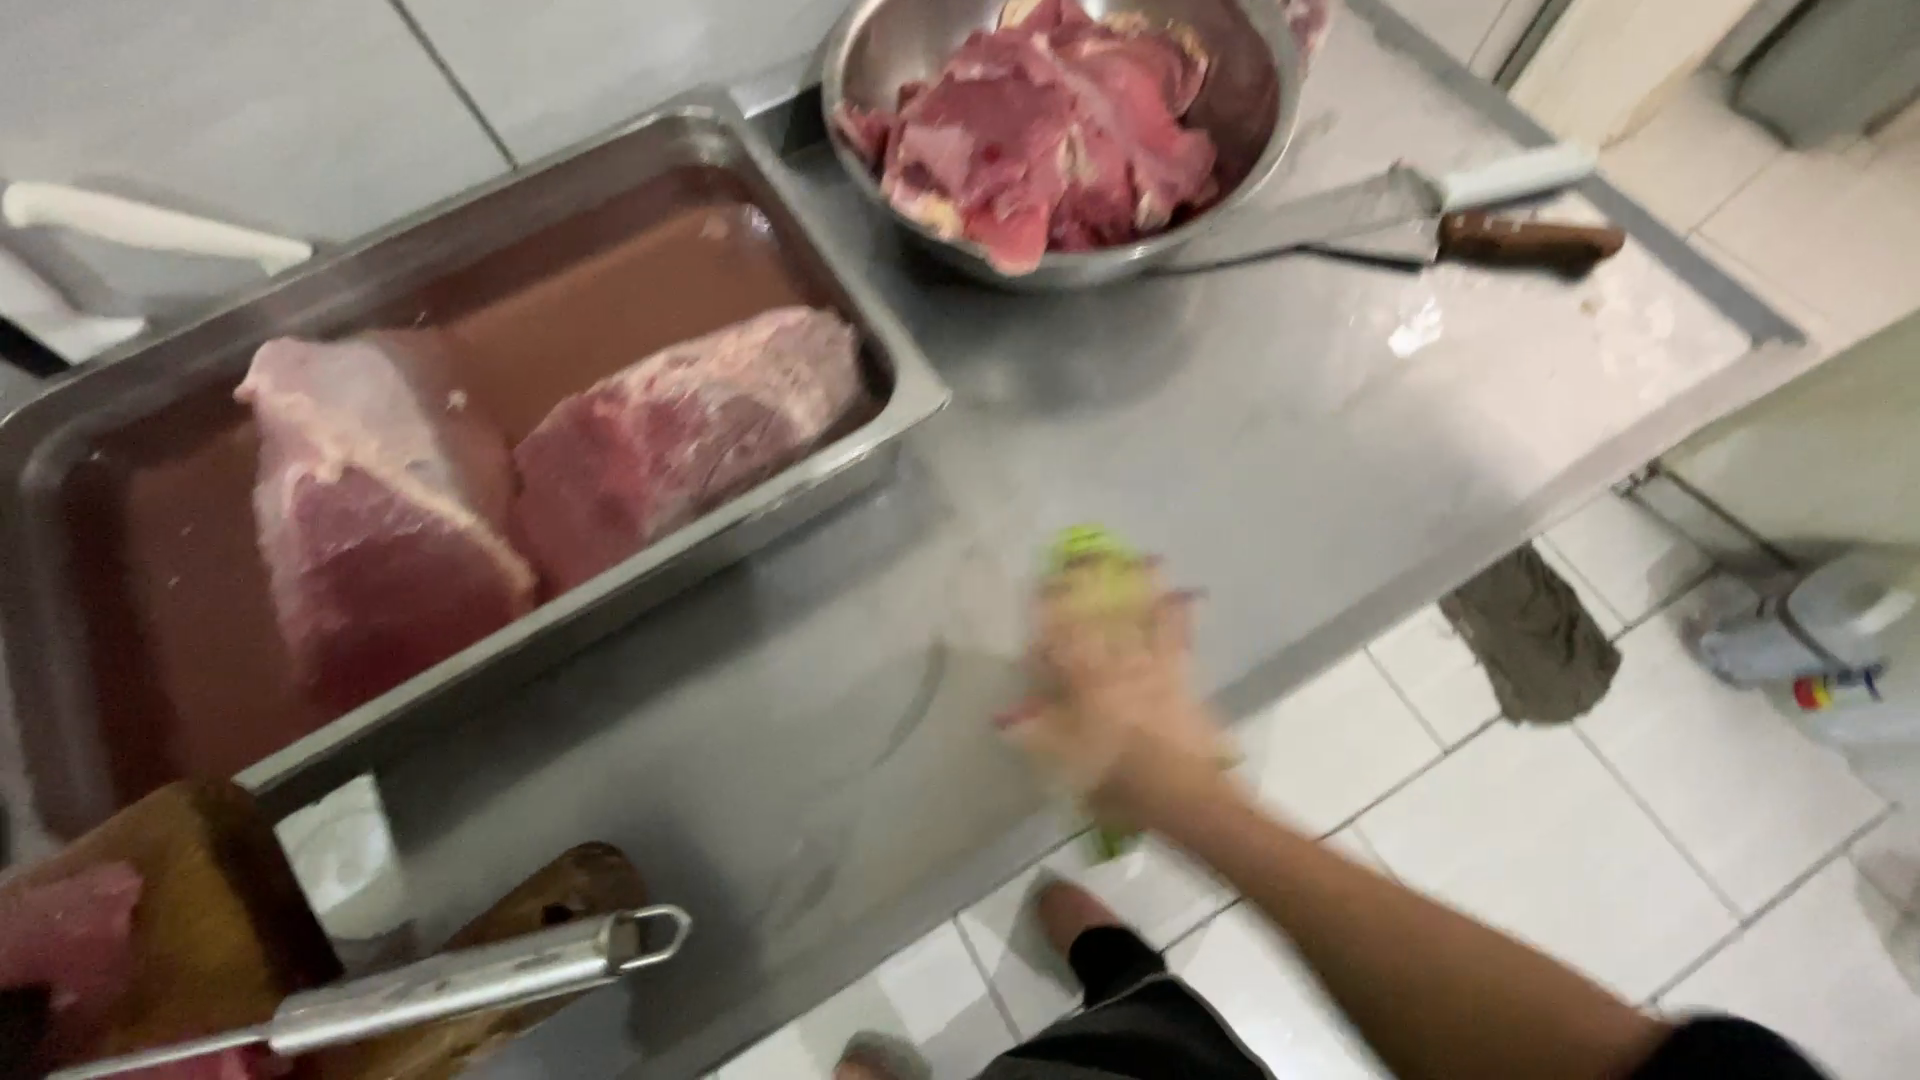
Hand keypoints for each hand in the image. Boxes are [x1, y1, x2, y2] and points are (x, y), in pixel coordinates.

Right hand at [997, 561, 1234, 827]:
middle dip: (1094, 584)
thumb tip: (1006, 716)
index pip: (1061, 637)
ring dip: (1145, 588)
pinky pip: (1179, 640)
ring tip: (1149, 557)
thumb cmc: (1117, 780)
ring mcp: (1154, 669)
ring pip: (1146, 620)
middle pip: (1104, 617)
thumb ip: (1038, 733)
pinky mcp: (1182, 680)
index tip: (1044, 579)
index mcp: (1086, 684)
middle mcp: (1118, 667)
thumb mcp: (1066, 763)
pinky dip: (1181, 617)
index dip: (1051, 607)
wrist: (1183, 797)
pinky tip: (1188, 596)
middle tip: (1090, 551)